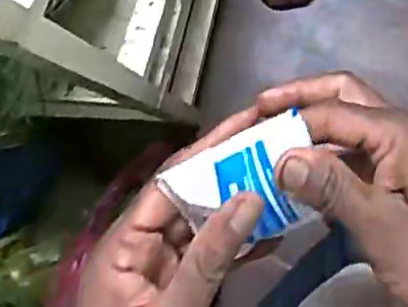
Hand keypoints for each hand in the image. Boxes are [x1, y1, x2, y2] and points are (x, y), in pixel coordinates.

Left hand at [77, 108, 266, 306]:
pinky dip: (243, 241)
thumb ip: (209, 256)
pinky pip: (213, 252)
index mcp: (125, 240)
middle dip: (232, 167)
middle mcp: (142, 243)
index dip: (211, 146)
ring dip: (243, 201)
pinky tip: (276, 230)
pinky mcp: (180, 287)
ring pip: (207, 219)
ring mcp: (162, 266)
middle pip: (191, 191)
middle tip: (273, 139)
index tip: (250, 121)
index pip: (172, 177)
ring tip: (282, 174)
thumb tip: (250, 194)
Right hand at [256, 74, 407, 306]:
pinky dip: (321, 150)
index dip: (288, 122)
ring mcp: (394, 148)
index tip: (249, 136)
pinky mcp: (392, 172)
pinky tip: (299, 169)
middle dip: (299, 95)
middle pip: (340, 94)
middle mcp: (394, 127)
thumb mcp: (383, 228)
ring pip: (345, 117)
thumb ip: (333, 189)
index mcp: (394, 130)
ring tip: (271, 131)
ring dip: (309, 120)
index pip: (330, 112)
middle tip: (260, 106)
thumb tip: (283, 157)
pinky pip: (350, 148)